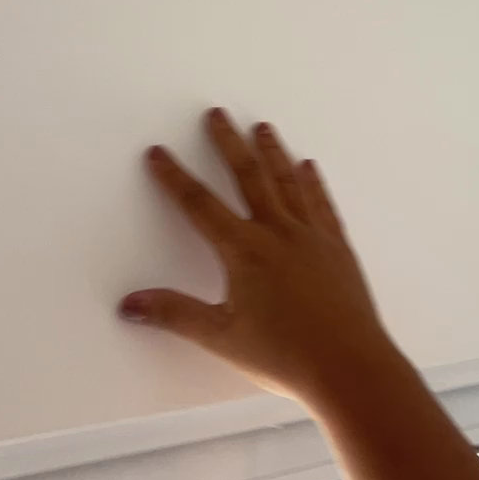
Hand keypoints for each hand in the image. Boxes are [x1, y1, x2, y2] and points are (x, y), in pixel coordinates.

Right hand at [119, 108, 410, 408]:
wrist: (350, 366)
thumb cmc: (284, 355)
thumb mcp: (221, 337)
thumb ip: (174, 314)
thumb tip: (128, 303)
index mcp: (244, 250)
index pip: (199, 205)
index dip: (175, 177)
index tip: (159, 152)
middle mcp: (277, 231)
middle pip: (247, 176)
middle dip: (228, 143)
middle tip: (217, 114)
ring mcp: (311, 234)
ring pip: (287, 181)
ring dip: (272, 152)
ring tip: (262, 127)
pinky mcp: (336, 245)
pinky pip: (321, 203)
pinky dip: (312, 182)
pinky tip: (308, 166)